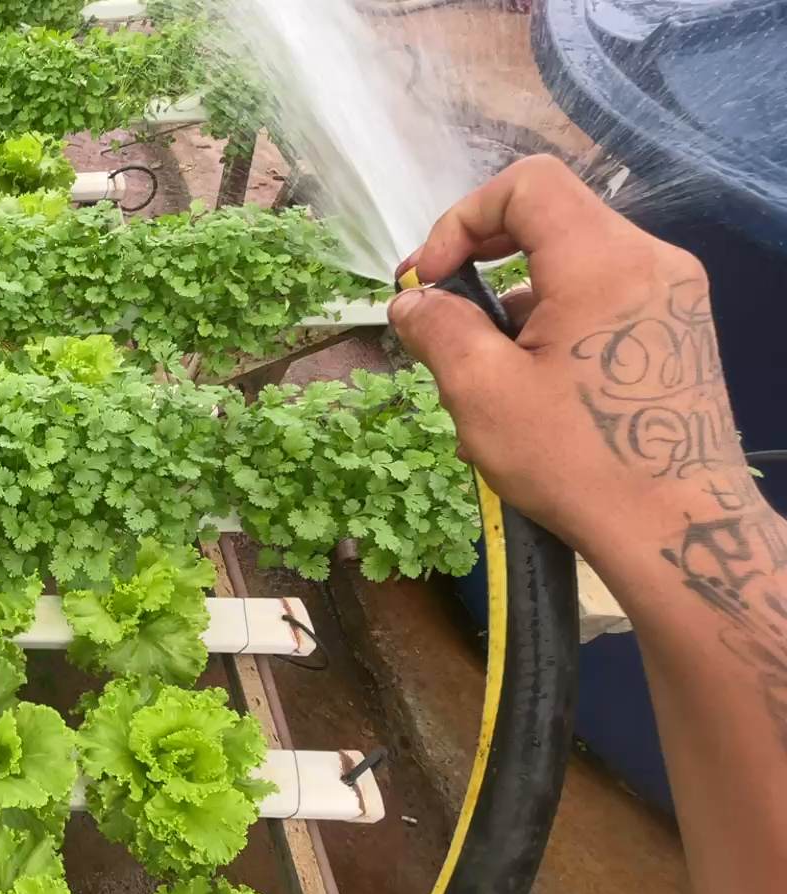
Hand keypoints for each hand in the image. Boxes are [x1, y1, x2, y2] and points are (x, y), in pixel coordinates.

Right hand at [387, 155, 756, 560]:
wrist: (670, 519)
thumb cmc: (569, 454)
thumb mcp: (479, 389)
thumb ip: (438, 328)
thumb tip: (410, 300)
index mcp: (605, 265)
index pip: (528, 186)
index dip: (458, 222)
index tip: (426, 281)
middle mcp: (648, 261)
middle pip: (545, 217)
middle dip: (471, 256)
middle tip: (426, 312)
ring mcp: (666, 293)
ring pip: (561, 259)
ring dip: (498, 294)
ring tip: (467, 361)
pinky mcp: (667, 324)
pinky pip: (586, 293)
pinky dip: (534, 316)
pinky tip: (514, 375)